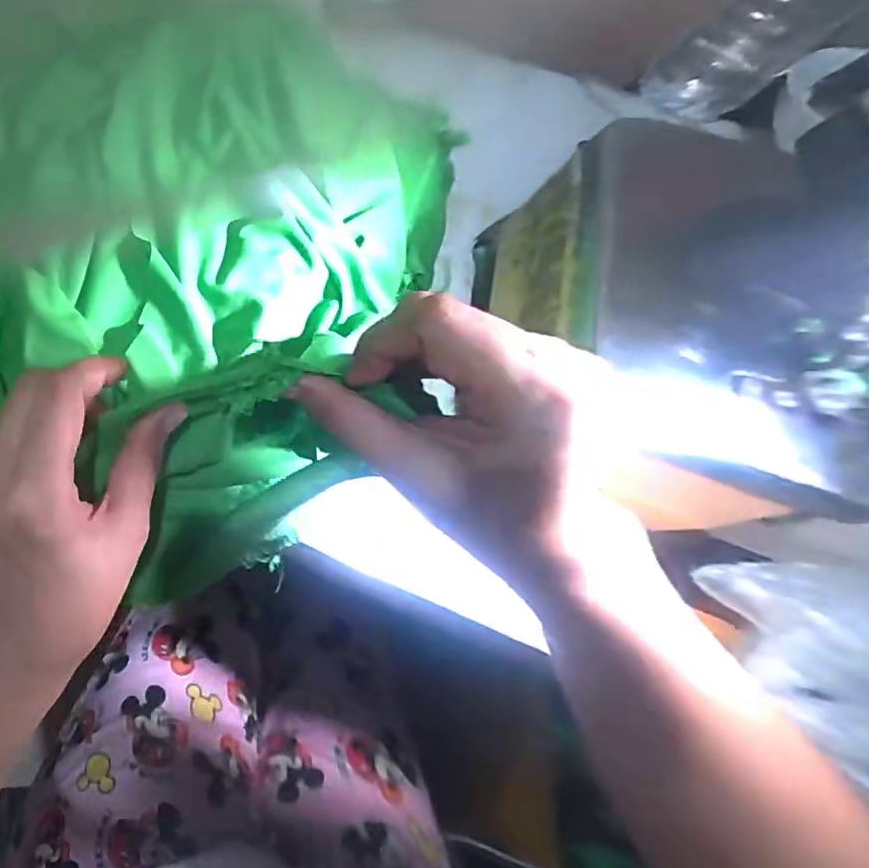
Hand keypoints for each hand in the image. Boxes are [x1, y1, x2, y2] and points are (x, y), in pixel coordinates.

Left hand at [0, 357, 185, 681]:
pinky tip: (63, 456)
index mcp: (35, 491)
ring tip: (95, 432)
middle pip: (30, 387)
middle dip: (77, 381)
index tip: (127, 376)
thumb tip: (168, 409)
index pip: (56, 395)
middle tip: (115, 406)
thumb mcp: (123, 538)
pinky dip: (39, 424)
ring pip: (15, 405)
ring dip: (58, 401)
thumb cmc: (75, 605)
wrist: (4, 648)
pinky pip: (6, 429)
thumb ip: (141, 465)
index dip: (93, 371)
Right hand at [291, 293, 649, 607]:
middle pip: (446, 315)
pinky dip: (445, 360)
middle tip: (376, 396)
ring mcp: (567, 353)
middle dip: (393, 349)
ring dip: (416, 354)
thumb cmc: (490, 523)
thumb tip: (296, 382)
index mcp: (529, 385)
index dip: (380, 341)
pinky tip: (443, 399)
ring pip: (461, 323)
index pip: (435, 317)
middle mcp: (558, 355)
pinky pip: (482, 337)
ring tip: (408, 400)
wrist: (572, 551)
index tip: (361, 388)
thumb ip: (350, 421)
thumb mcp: (412, 474)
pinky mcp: (563, 360)